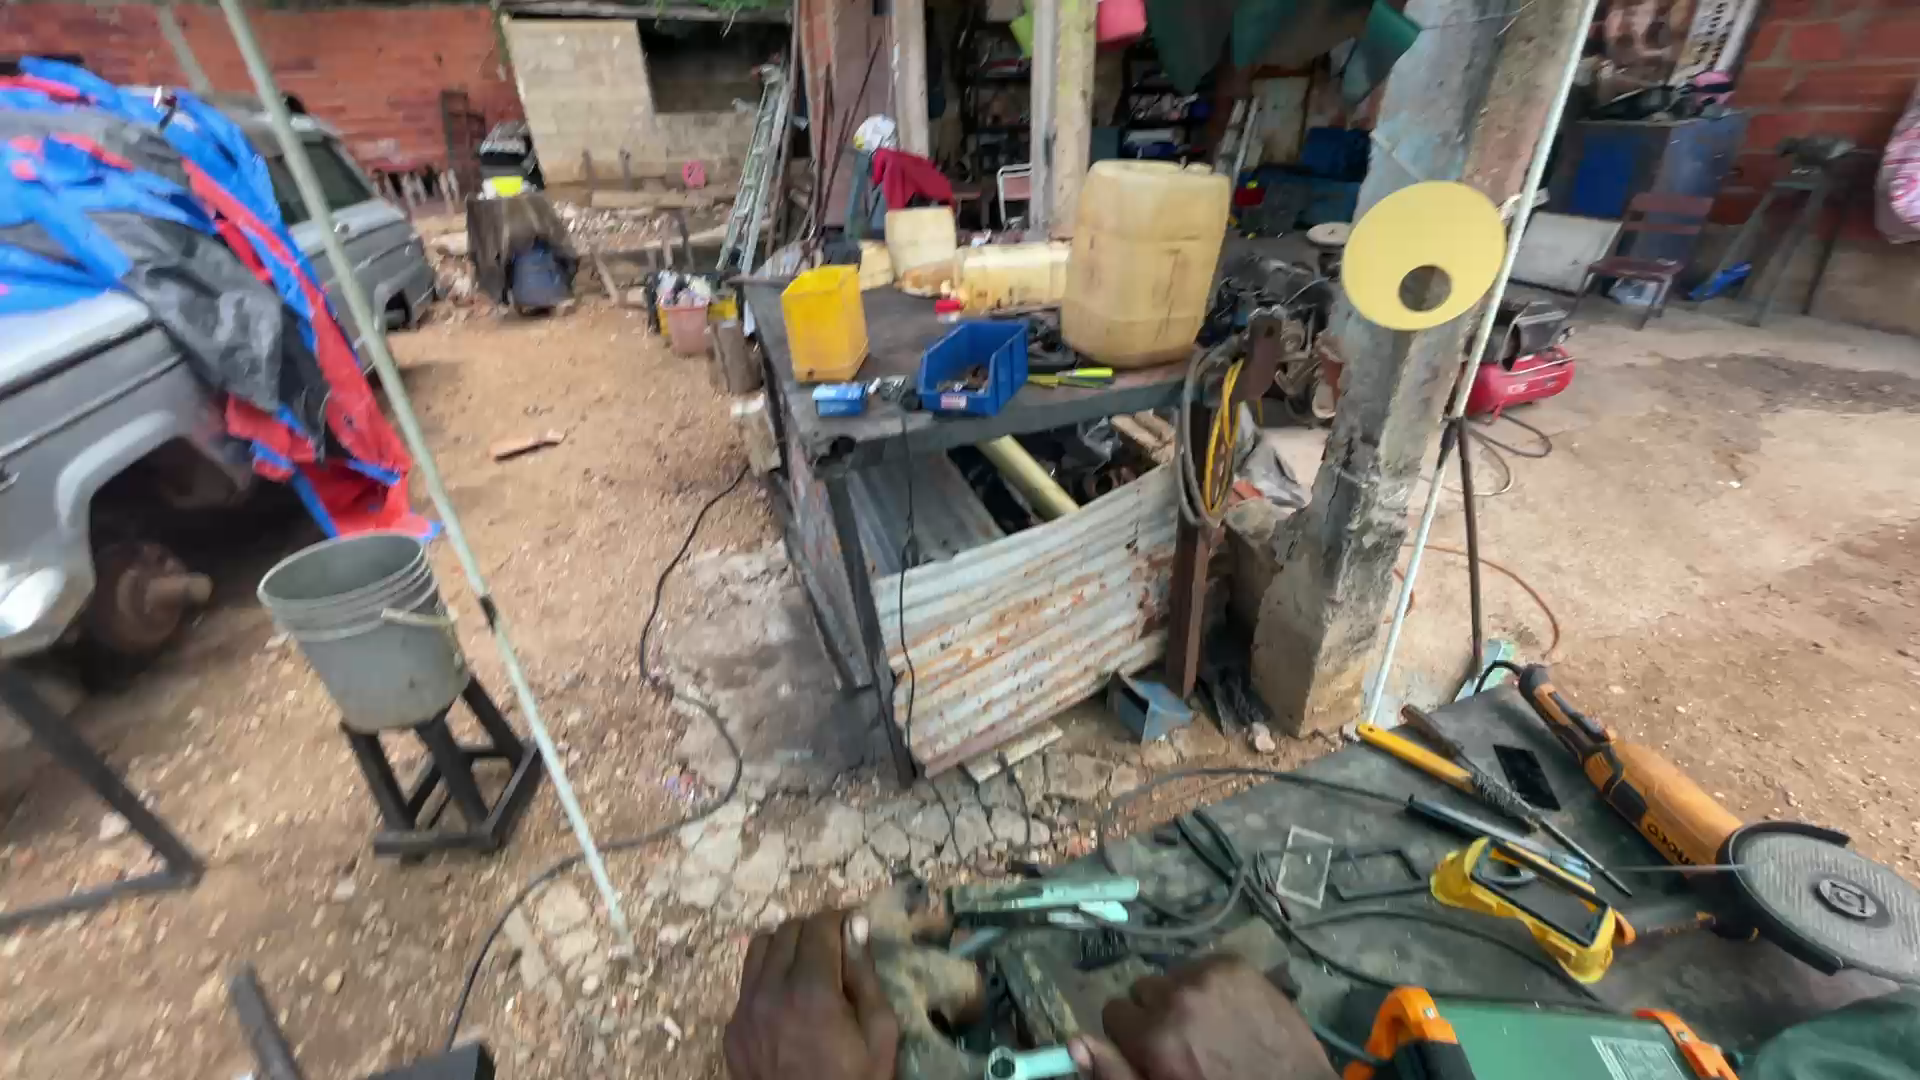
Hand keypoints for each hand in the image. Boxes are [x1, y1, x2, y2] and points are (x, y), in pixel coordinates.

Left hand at [724, 910, 900, 1079]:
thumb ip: (865, 974)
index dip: (839, 918)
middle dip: (814, 930)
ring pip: (760, 947)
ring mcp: (745, 1012)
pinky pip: (747, 982)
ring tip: (808, 965)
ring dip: (786, 946)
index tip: (853, 926)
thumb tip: (856, 925)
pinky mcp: (732, 1031)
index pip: (819, 924)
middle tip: (835, 947)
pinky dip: (768, 975)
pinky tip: (788, 997)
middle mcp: (771, 992)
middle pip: (787, 929)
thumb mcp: (880, 1033)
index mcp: (811, 990)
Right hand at [1069, 956, 1338, 1079]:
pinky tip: (1229, 1014)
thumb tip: (1073, 1042)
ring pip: (1171, 976)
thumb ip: (1116, 1074)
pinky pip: (1201, 965)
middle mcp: (1177, 995)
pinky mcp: (1234, 963)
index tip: (1153, 1055)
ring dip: (1182, 998)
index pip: (1113, 1011)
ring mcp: (1209, 975)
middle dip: (1156, 1015)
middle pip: (1142, 990)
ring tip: (1211, 1030)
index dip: (1132, 1038)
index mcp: (1156, 1036)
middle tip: (1186, 1046)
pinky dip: (1208, 986)